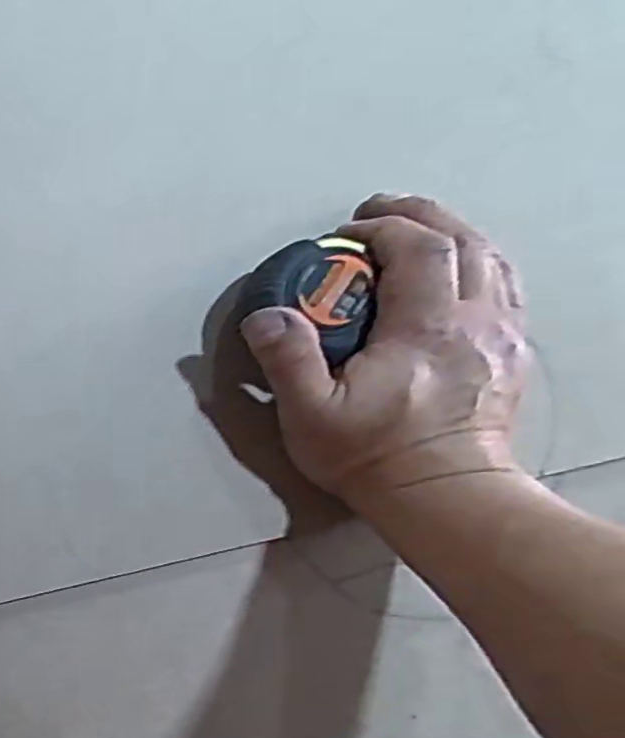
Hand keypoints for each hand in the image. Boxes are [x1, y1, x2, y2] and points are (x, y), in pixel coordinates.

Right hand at [238, 194, 530, 508]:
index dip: (383, 230)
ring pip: (492, 260)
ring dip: (453, 235)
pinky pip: (501, 287)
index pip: (420, 252)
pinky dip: (475, 264)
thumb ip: (288, 359)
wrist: (438, 487)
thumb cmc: (367, 452)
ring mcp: (500, 334)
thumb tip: (266, 316)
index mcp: (426, 328)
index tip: (343, 231)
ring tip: (414, 233)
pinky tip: (450, 273)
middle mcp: (475, 320)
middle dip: (422, 217)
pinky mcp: (507, 352)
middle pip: (465, 244)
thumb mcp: (308, 411)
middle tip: (378, 213)